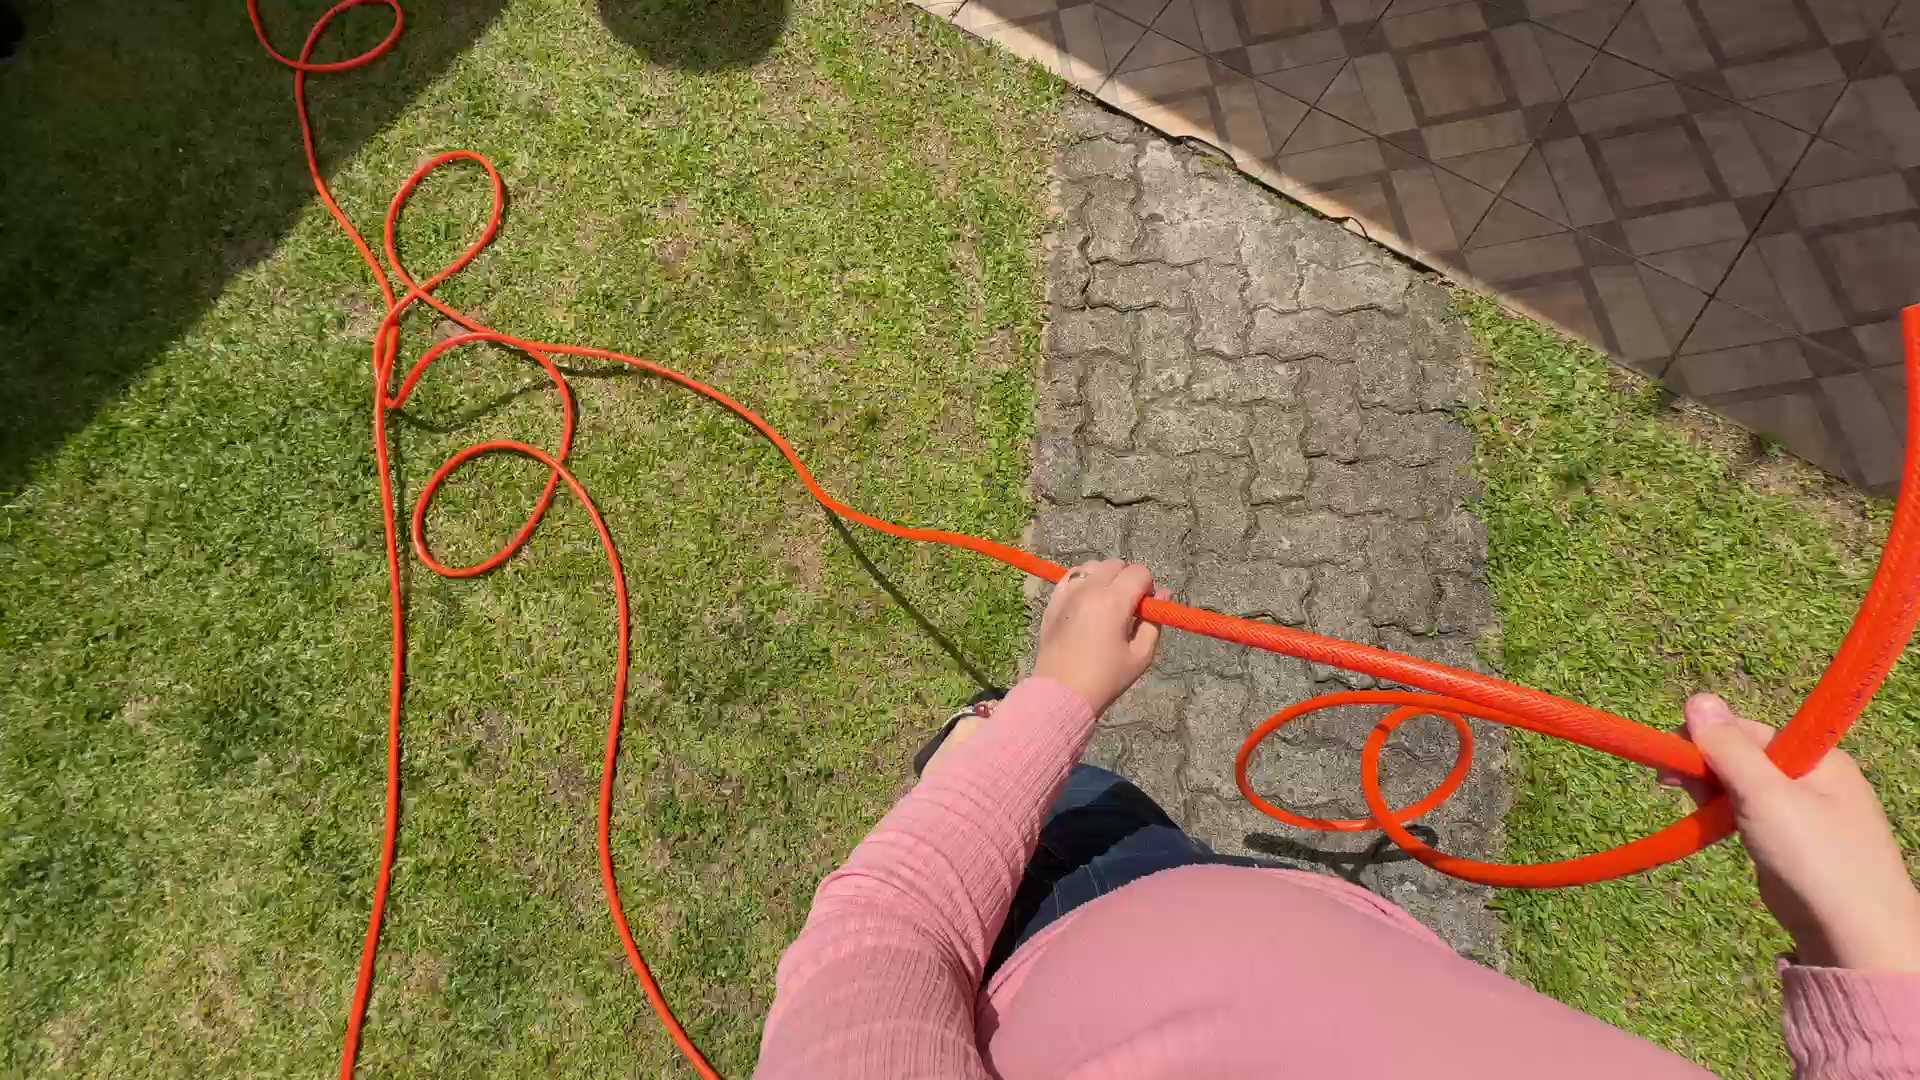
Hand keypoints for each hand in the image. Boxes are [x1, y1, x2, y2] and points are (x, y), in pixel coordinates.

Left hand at [1030, 559, 1163, 715]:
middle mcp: (1089, 590)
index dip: (1147, 587)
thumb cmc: (1105, 678)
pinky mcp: (1053, 601)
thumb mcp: (1140, 655)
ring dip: (1104, 577)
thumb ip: (1154, 621)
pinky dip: (1082, 581)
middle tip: (1127, 607)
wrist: (1062, 692)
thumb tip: (1162, 594)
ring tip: (1106, 603)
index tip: (1144, 608)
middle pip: (1116, 564)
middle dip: (1127, 579)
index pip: (1139, 572)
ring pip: (1092, 566)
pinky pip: (1070, 576)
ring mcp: (1067, 594)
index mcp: (1113, 602)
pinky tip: (1086, 602)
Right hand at [1660, 693, 1919, 971]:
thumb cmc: (1814, 856)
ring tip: (1696, 809)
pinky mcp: (1784, 833)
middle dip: (1700, 766)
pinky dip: (1717, 809)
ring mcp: (1799, 806)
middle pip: (1735, 752)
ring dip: (1704, 789)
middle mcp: (1811, 776)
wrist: (1852, 933)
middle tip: (1675, 787)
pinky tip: (1709, 821)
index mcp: (1818, 759)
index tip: (1672, 760)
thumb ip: (1728, 746)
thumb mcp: (1764, 794)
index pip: (1744, 729)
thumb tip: (1697, 696)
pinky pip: (1740, 805)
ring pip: (1732, 779)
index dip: (1703, 738)